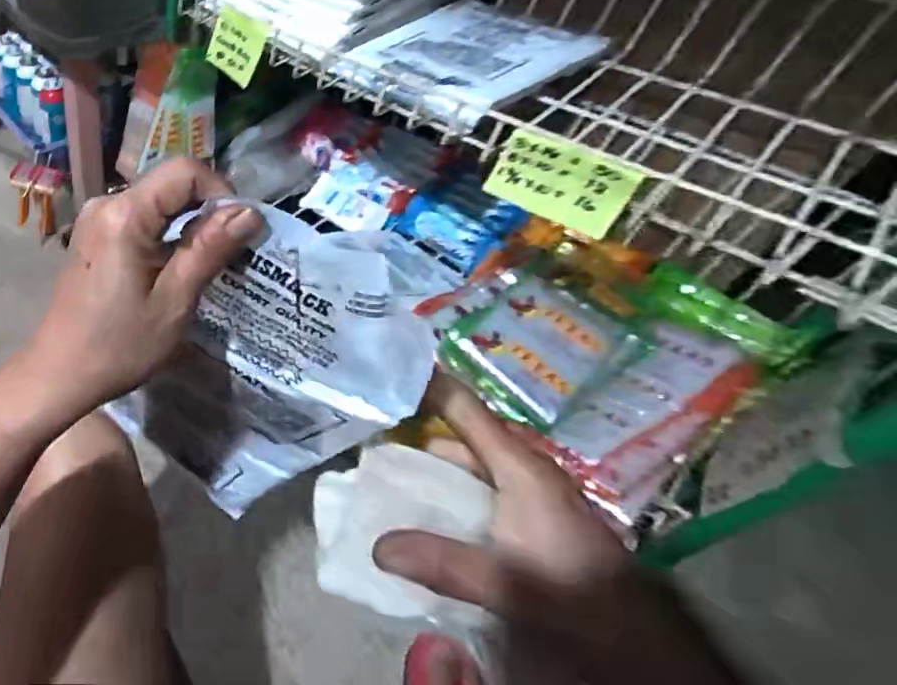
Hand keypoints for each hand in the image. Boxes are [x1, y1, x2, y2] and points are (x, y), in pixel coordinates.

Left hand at [16, 159, 262, 418]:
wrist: (62, 368)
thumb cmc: (119, 343)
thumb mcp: (174, 299)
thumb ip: (209, 248)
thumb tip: (249, 212)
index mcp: (123, 213)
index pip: (183, 170)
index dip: (219, 191)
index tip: (237, 232)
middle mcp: (104, 203)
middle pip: (168, 182)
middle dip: (206, 208)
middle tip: (229, 252)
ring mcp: (94, 217)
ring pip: (155, 199)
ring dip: (187, 221)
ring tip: (206, 262)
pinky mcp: (93, 233)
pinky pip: (138, 216)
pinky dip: (164, 231)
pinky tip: (175, 265)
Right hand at [375, 376, 742, 684]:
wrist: (647, 650)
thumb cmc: (578, 597)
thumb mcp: (513, 586)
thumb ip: (445, 563)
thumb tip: (377, 548)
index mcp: (521, 468)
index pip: (463, 407)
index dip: (423, 382)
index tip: (380, 364)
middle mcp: (526, 471)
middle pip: (459, 435)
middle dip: (415, 428)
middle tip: (368, 429)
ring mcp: (532, 495)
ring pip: (470, 462)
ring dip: (431, 462)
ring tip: (386, 471)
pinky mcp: (534, 520)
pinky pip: (479, 486)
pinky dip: (448, 486)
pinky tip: (425, 507)